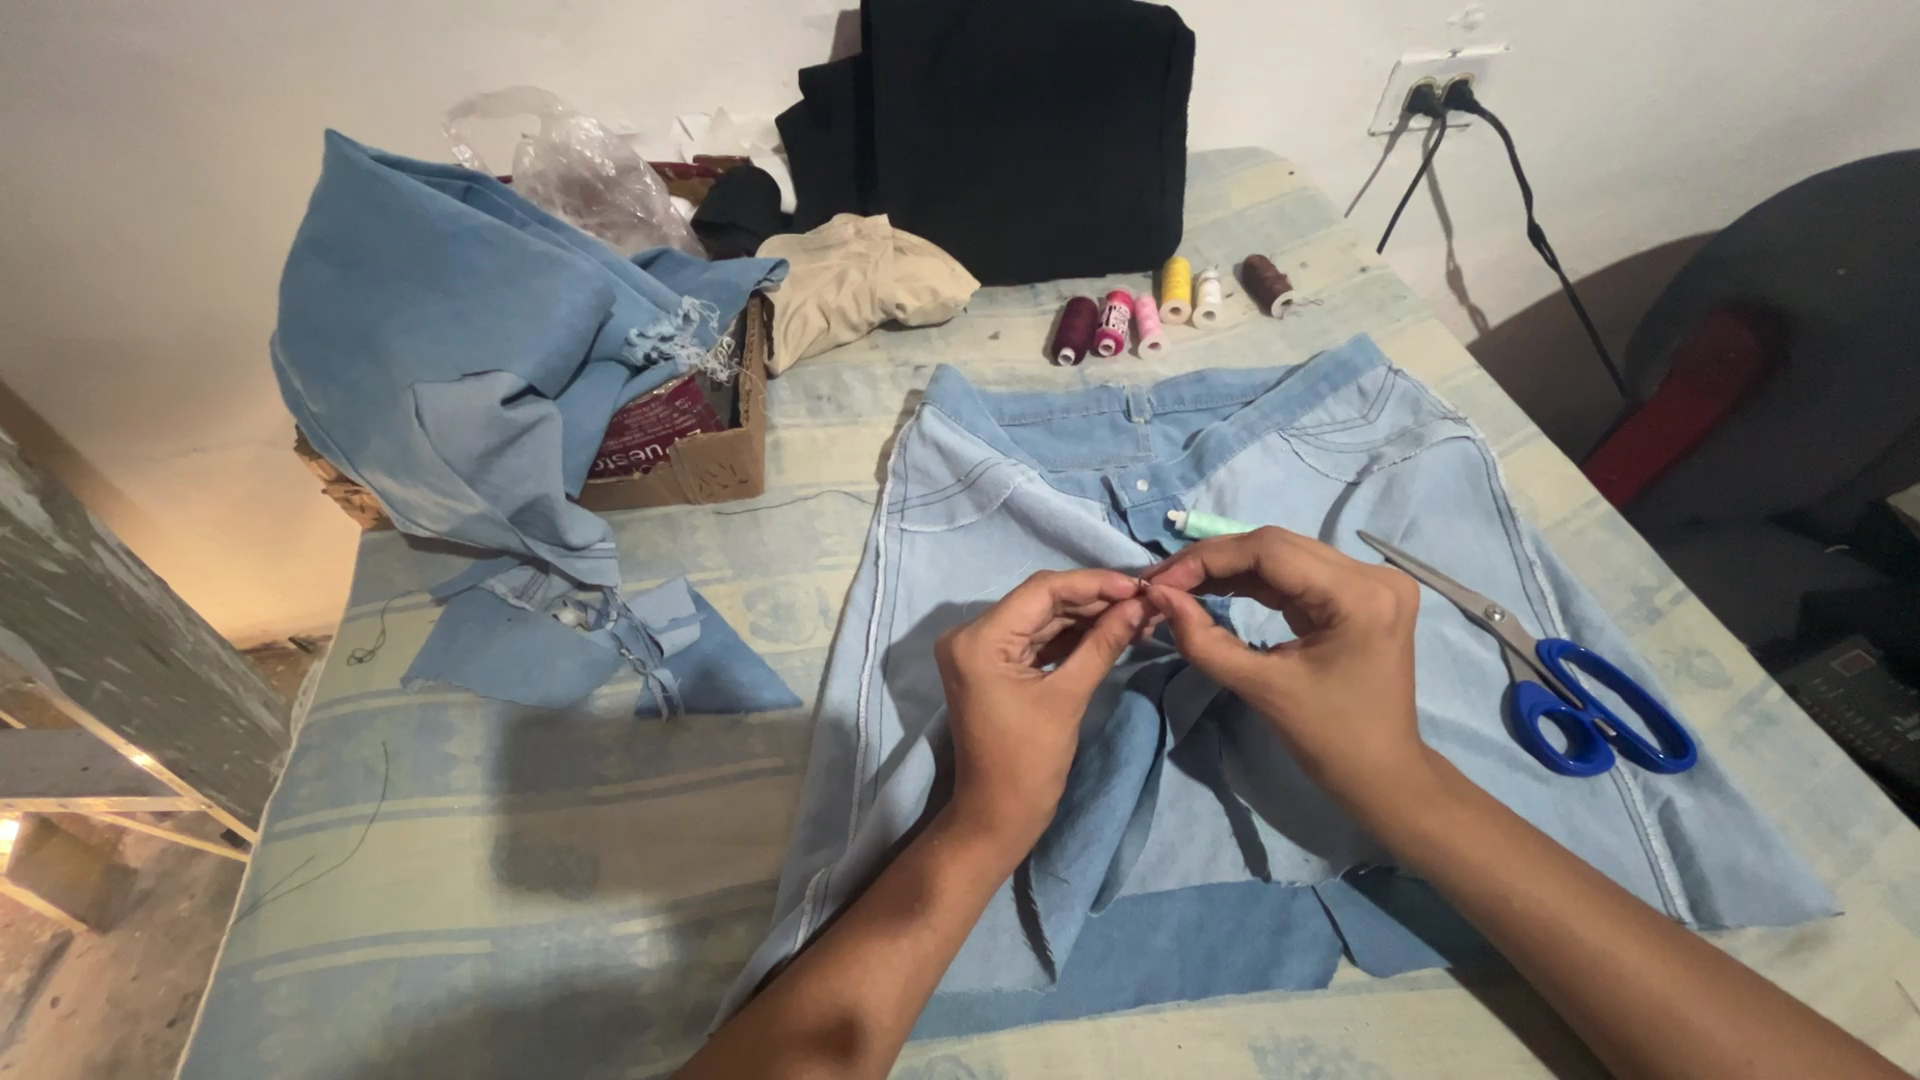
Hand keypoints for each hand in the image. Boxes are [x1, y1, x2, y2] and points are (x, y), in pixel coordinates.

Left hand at [935, 569, 1147, 855]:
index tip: (1137, 585)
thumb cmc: (1029, 763)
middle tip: (1143, 599)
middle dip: (1093, 599)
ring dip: (1086, 616)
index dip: (1092, 583)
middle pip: (1040, 601)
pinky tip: (1108, 629)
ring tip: (1134, 613)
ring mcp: (978, 648)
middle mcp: (970, 634)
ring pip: (1040, 617)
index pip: (1041, 591)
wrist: (997, 814)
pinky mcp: (990, 663)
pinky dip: (1069, 635)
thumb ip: (1103, 644)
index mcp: (979, 639)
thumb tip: (1138, 605)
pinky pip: (1034, 638)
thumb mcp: (1069, 697)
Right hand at [1141, 527, 1430, 814]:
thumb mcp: (1259, 687)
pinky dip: (1249, 580)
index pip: (1269, 551)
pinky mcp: (1356, 592)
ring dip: (1227, 566)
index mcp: (1359, 595)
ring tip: (1181, 584)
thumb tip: (1159, 595)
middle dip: (1213, 560)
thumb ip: (1203, 640)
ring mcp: (1368, 581)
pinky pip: (1292, 572)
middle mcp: (1371, 575)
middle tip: (1164, 581)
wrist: (1381, 773)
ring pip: (1280, 553)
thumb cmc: (1328, 738)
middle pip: (1275, 545)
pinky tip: (1213, 588)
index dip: (1208, 559)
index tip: (1162, 581)